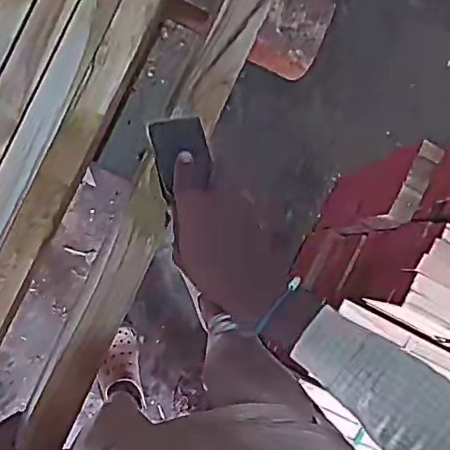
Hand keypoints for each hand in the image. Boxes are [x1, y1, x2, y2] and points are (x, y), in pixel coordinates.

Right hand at [171, 151, 319, 349]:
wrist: (254, 290)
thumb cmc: (212, 278)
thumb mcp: (184, 255)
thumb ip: (182, 225)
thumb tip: (181, 208)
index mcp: (195, 204)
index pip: (186, 170)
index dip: (184, 163)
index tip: (184, 158)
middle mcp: (222, 194)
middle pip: (215, 175)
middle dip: (212, 184)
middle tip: (209, 204)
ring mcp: (248, 200)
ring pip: (237, 188)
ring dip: (232, 197)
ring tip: (231, 223)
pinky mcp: (268, 209)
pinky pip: (256, 202)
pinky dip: (252, 210)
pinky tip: (250, 230)